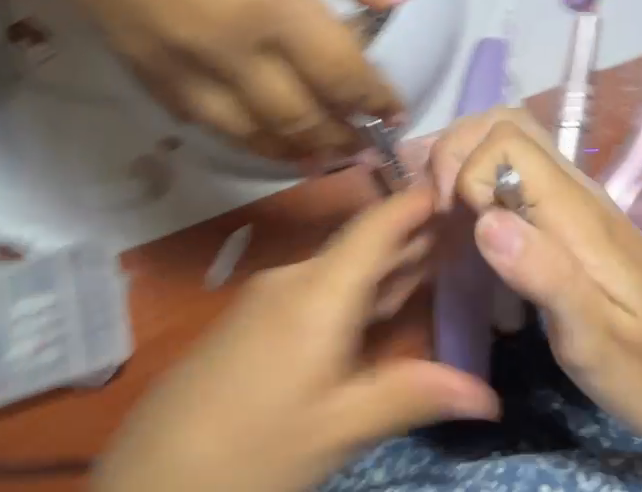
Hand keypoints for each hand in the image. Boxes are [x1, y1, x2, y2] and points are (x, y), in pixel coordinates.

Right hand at [0, 0, 403, 160]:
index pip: (340, 73)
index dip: (374, 100)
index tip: (395, 113)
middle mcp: (225, 48)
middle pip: (296, 117)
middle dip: (340, 137)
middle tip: (365, 145)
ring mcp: (173, 62)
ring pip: (243, 132)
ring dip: (289, 151)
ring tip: (318, 158)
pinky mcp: (131, 60)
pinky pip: (193, 117)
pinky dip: (233, 134)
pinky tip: (250, 133)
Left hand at [94, 184, 500, 491]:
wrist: (153, 471)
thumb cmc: (254, 445)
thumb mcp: (337, 426)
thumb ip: (411, 395)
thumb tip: (488, 394)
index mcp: (320, 290)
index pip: (377, 226)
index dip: (417, 201)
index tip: (458, 178)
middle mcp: (296, 278)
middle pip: (364, 246)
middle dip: (414, 235)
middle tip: (470, 222)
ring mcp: (272, 297)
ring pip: (343, 270)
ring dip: (390, 264)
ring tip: (442, 252)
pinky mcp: (258, 320)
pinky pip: (321, 290)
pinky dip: (362, 289)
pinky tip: (386, 299)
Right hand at [430, 109, 641, 441]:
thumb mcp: (598, 343)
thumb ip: (546, 278)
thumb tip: (487, 220)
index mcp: (577, 212)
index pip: (506, 140)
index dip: (466, 171)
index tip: (452, 225)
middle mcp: (575, 191)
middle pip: (506, 122)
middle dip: (457, 152)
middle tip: (440, 213)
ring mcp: (576, 202)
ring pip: (512, 141)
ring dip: (467, 162)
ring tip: (448, 218)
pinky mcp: (574, 220)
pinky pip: (520, 173)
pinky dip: (483, 182)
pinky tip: (473, 230)